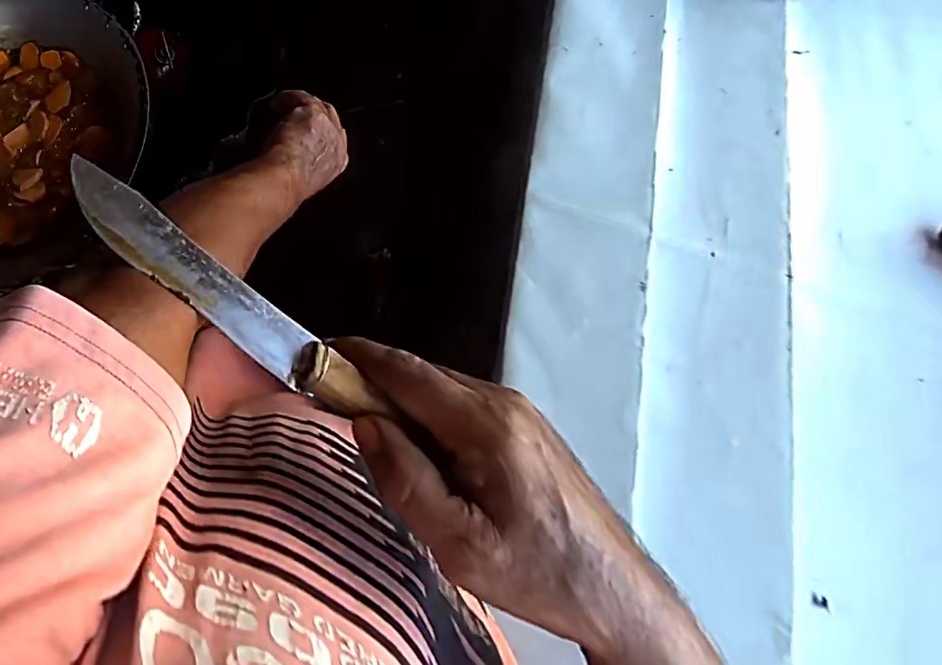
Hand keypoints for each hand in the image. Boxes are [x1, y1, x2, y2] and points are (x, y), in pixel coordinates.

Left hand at [257, 91, 348, 207]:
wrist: (286, 179)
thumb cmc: (287, 185)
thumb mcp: (304, 179)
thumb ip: (306, 166)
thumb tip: (292, 157)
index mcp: (338, 161)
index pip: (337, 139)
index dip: (322, 130)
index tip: (307, 129)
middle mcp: (339, 142)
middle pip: (331, 117)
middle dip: (314, 113)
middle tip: (293, 111)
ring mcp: (328, 125)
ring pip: (317, 106)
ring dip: (299, 105)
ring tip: (280, 107)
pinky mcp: (314, 113)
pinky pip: (302, 97)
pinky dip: (288, 98)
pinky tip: (275, 103)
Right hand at [333, 339, 720, 664]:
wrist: (620, 593)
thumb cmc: (541, 575)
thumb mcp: (461, 547)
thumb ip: (407, 481)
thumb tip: (365, 423)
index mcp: (486, 425)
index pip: (407, 372)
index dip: (360, 356)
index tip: (321, 349)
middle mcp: (501, 401)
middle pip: (420, 374)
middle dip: (373, 377)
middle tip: (333, 397)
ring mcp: (516, 409)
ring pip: (440, 386)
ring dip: (400, 397)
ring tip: (376, 432)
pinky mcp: (522, 422)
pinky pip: (460, 402)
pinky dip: (427, 411)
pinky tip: (423, 449)